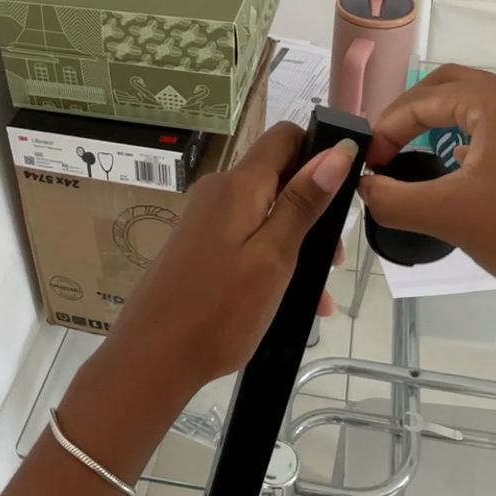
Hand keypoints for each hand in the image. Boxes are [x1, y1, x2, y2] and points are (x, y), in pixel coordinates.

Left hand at [105, 122, 357, 393]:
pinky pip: (245, 238)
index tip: (344, 190)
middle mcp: (219, 192)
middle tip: (334, 259)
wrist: (151, 357)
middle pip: (278, 177)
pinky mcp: (197, 246)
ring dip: (297, 244)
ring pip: (265, 214)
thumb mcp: (274, 256)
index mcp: (239, 185)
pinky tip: (288, 301)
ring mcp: (204, 220)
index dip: (319, 152)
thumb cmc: (220, 309)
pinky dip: (271, 259)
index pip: (285, 137)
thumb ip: (304, 202)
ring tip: (318, 295)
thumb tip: (338, 150)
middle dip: (313, 209)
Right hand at [357, 65, 495, 331]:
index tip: (367, 166)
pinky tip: (461, 172)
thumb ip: (393, 198)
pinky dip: (471, 142)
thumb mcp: (450, 216)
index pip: (421, 101)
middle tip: (384, 152)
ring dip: (441, 126)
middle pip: (449, 90)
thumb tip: (363, 186)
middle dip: (410, 117)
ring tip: (414, 158)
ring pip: (479, 109)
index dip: (386, 131)